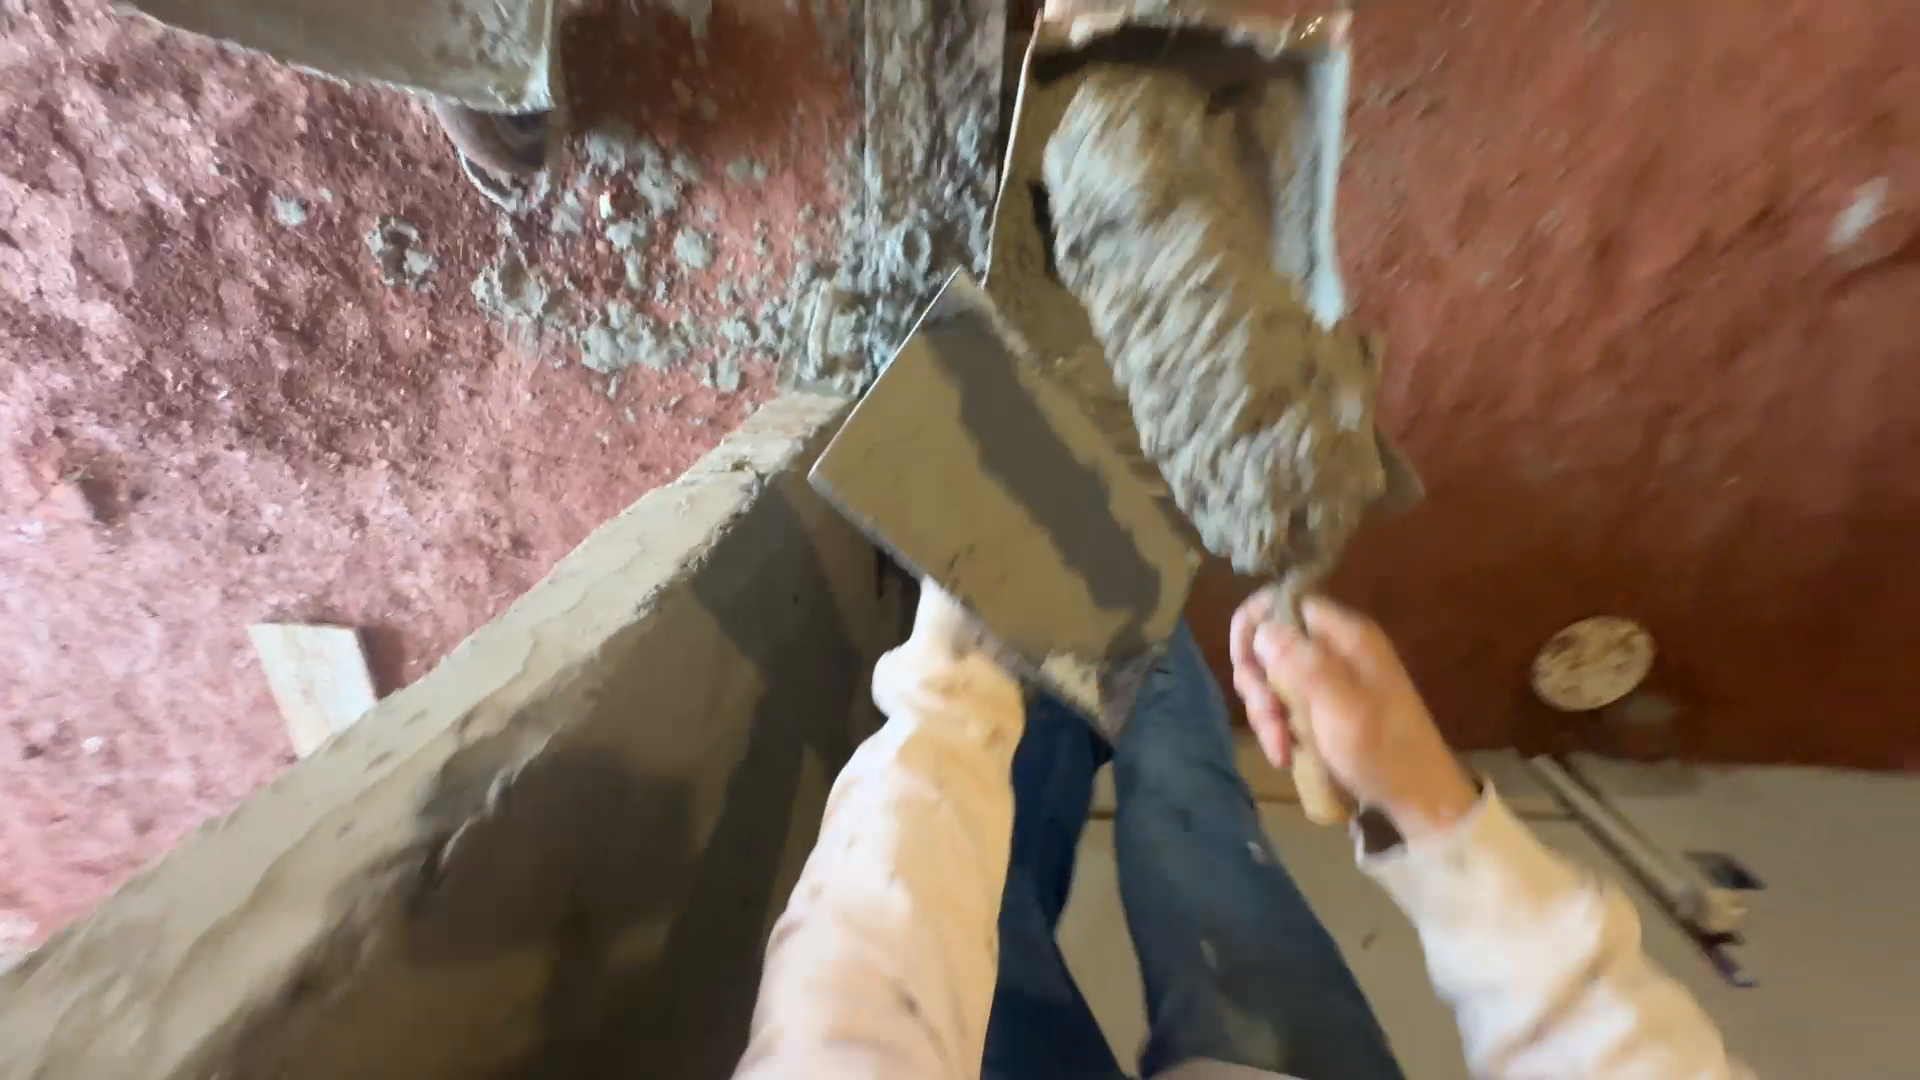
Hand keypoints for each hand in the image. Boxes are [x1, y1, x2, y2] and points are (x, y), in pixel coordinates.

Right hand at [1229, 590, 1476, 839]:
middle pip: (1268, 641)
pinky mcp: (1319, 703)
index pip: (1285, 600)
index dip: (1255, 623)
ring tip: (1280, 745)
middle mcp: (1333, 647)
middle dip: (1257, 680)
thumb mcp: (1342, 708)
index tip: (1245, 663)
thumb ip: (1303, 664)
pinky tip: (1284, 752)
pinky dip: (1274, 726)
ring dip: (1264, 710)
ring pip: (1268, 675)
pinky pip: (1279, 702)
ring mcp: (1326, 676)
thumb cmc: (1384, 752)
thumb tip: (1263, 629)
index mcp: (1345, 635)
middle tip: (1267, 714)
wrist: (1417, 802)